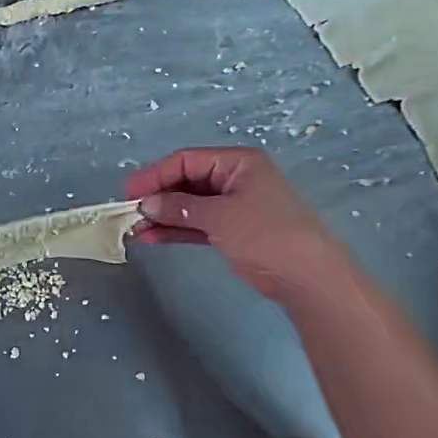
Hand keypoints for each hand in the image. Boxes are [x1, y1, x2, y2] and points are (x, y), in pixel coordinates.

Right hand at [126, 147, 351, 302]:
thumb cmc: (267, 234)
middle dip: (156, 197)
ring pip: (187, 204)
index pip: (186, 160)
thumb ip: (179, 206)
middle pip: (184, 181)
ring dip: (161, 216)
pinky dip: (173, 229)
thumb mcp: (220, 216)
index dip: (155, 175)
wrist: (308, 277)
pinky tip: (150, 238)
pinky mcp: (230, 230)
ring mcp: (232, 206)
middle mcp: (233, 179)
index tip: (129, 193)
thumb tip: (146, 203)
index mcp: (237, 163)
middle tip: (129, 212)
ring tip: (134, 229)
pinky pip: (194, 224)